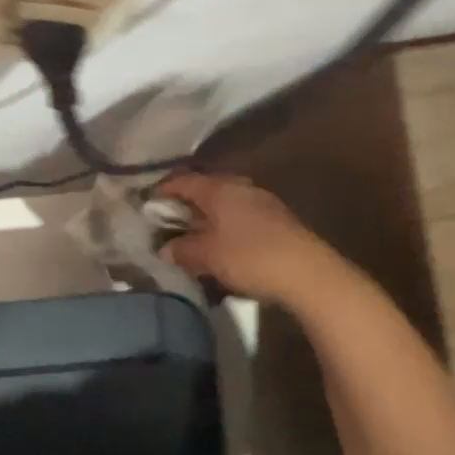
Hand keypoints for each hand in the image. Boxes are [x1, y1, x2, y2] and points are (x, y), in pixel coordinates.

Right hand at [155, 173, 344, 304]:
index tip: (147, 202)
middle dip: (186, 204)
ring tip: (194, 236)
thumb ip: (182, 250)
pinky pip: (241, 217)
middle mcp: (241, 188)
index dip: (163, 190)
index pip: (184, 181)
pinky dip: (226, 227)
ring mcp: (263, 203)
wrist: (308, 274)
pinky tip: (221, 245)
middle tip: (169, 220)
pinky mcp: (278, 221)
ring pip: (226, 204)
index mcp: (220, 189)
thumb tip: (164, 248)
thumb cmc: (249, 257)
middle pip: (206, 190)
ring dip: (208, 217)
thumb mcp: (206, 256)